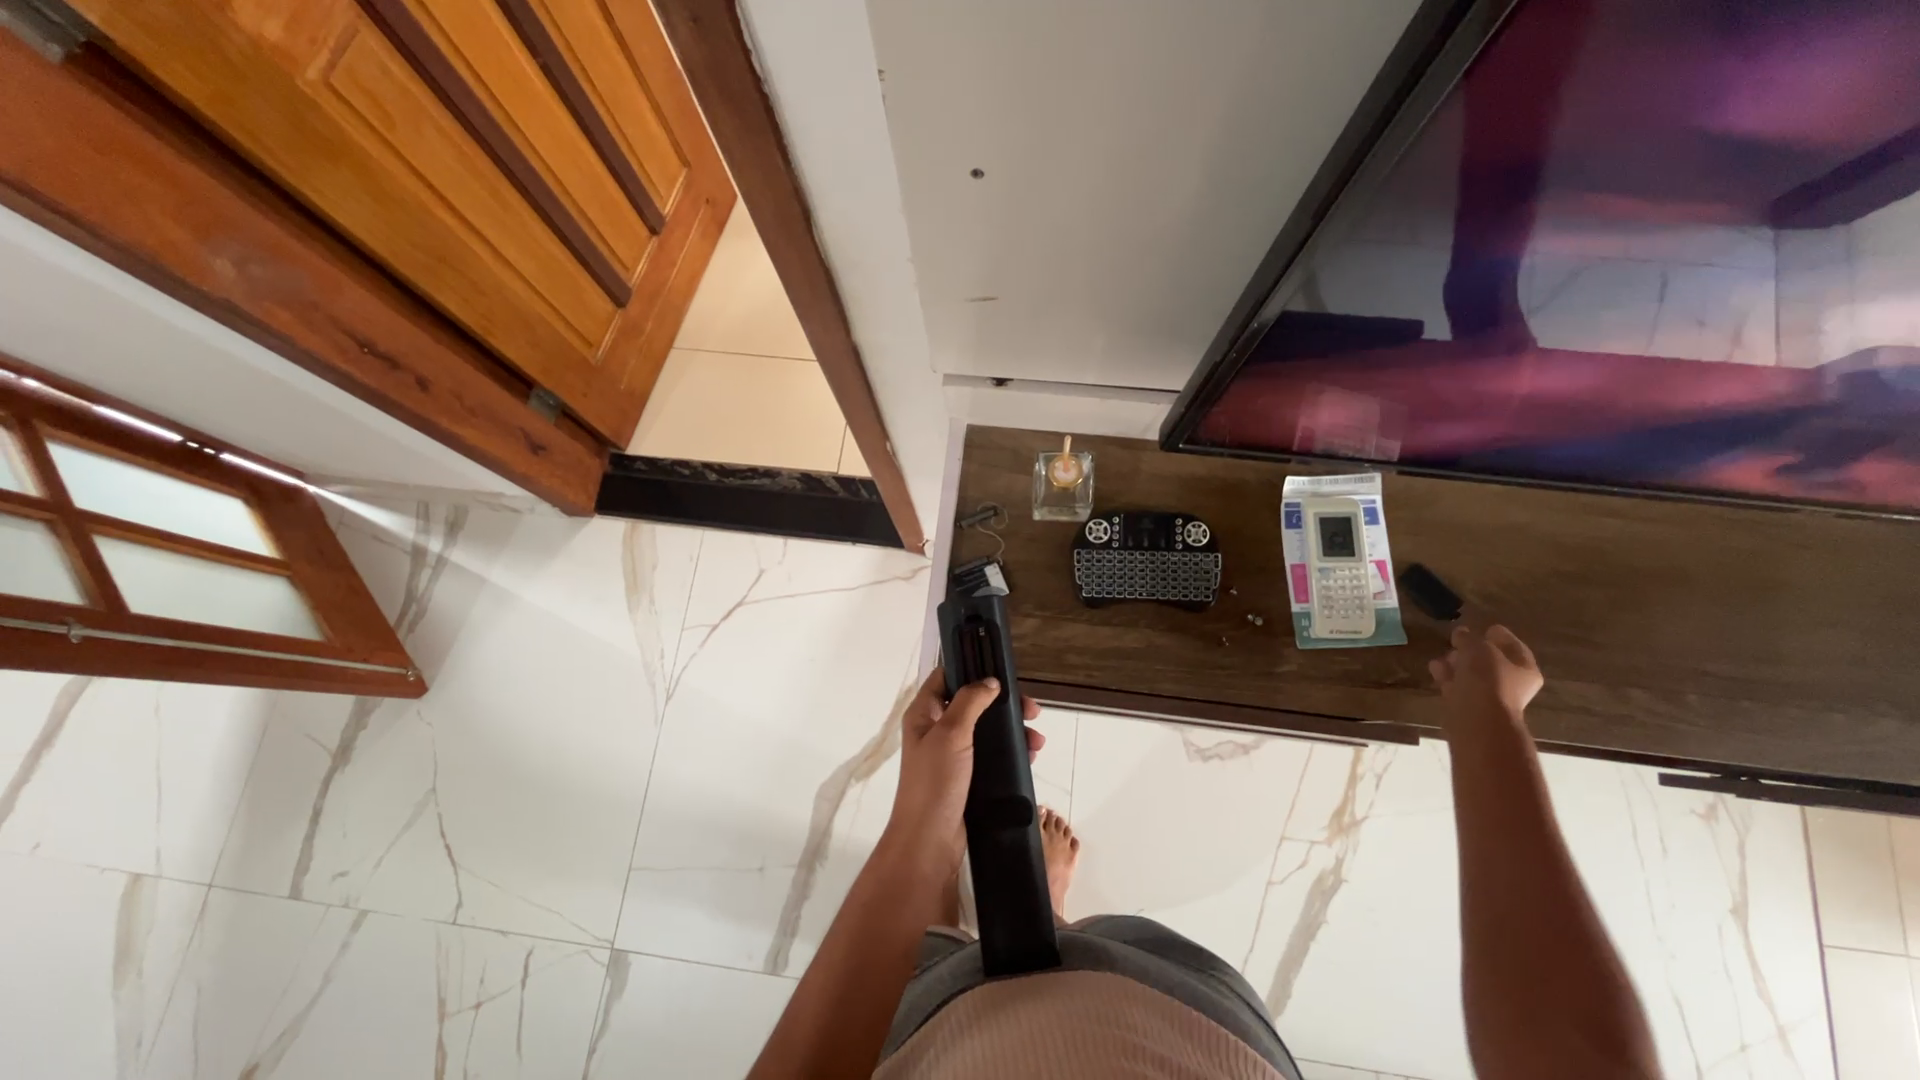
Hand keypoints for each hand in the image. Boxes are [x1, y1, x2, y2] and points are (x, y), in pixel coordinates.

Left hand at [888, 668, 1042, 867]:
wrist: (930, 840)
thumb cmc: (935, 781)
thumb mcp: (951, 734)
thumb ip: (971, 702)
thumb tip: (991, 681)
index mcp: (924, 714)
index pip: (946, 677)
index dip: (971, 669)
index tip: (1002, 671)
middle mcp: (936, 730)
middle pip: (973, 703)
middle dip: (1003, 704)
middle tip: (1032, 710)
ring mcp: (951, 755)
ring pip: (986, 730)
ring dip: (1012, 730)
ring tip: (1037, 739)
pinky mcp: (966, 776)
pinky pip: (992, 755)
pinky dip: (1011, 752)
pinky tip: (1030, 756)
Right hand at [1429, 624, 1543, 727]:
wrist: (1477, 718)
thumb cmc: (1487, 678)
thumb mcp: (1477, 648)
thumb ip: (1468, 638)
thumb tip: (1461, 633)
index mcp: (1524, 668)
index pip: (1513, 646)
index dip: (1499, 635)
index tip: (1484, 627)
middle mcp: (1512, 683)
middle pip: (1492, 661)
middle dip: (1473, 651)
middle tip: (1457, 642)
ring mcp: (1490, 697)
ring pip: (1473, 675)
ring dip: (1457, 664)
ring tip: (1442, 655)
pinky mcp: (1470, 707)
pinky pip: (1459, 687)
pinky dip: (1448, 676)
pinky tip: (1435, 668)